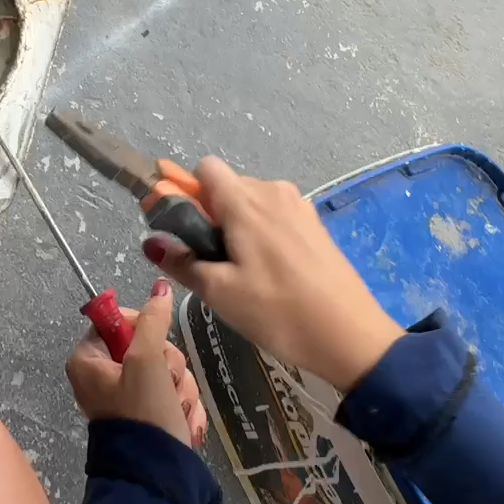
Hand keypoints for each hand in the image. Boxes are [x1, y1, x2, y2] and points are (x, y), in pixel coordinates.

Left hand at [65, 279, 208, 446]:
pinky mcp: (148, 415)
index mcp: (88, 359)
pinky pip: (171, 393)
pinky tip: (181, 421)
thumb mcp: (147, 359)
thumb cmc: (143, 412)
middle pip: (147, 345)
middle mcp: (102, 376)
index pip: (118, 320)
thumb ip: (153, 319)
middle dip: (168, 364)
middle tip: (166, 382)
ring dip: (179, 387)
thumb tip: (160, 286)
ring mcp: (126, 397)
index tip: (154, 342)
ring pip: (165, 369)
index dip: (142, 326)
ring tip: (175, 407)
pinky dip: (181, 405)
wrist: (158, 477)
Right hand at [144, 157, 402, 391]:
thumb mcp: (221, 293)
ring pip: (251, 201)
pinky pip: (274, 214)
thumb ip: (182, 262)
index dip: (186, 190)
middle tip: (210, 261)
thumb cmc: (279, 311)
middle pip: (226, 186)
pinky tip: (270, 271)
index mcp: (244, 200)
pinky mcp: (314, 222)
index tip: (180, 225)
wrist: (352, 336)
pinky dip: (261, 232)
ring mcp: (297, 205)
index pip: (204, 168)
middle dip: (210, 214)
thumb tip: (150, 242)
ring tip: (241, 272)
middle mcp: (271, 190)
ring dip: (236, 225)